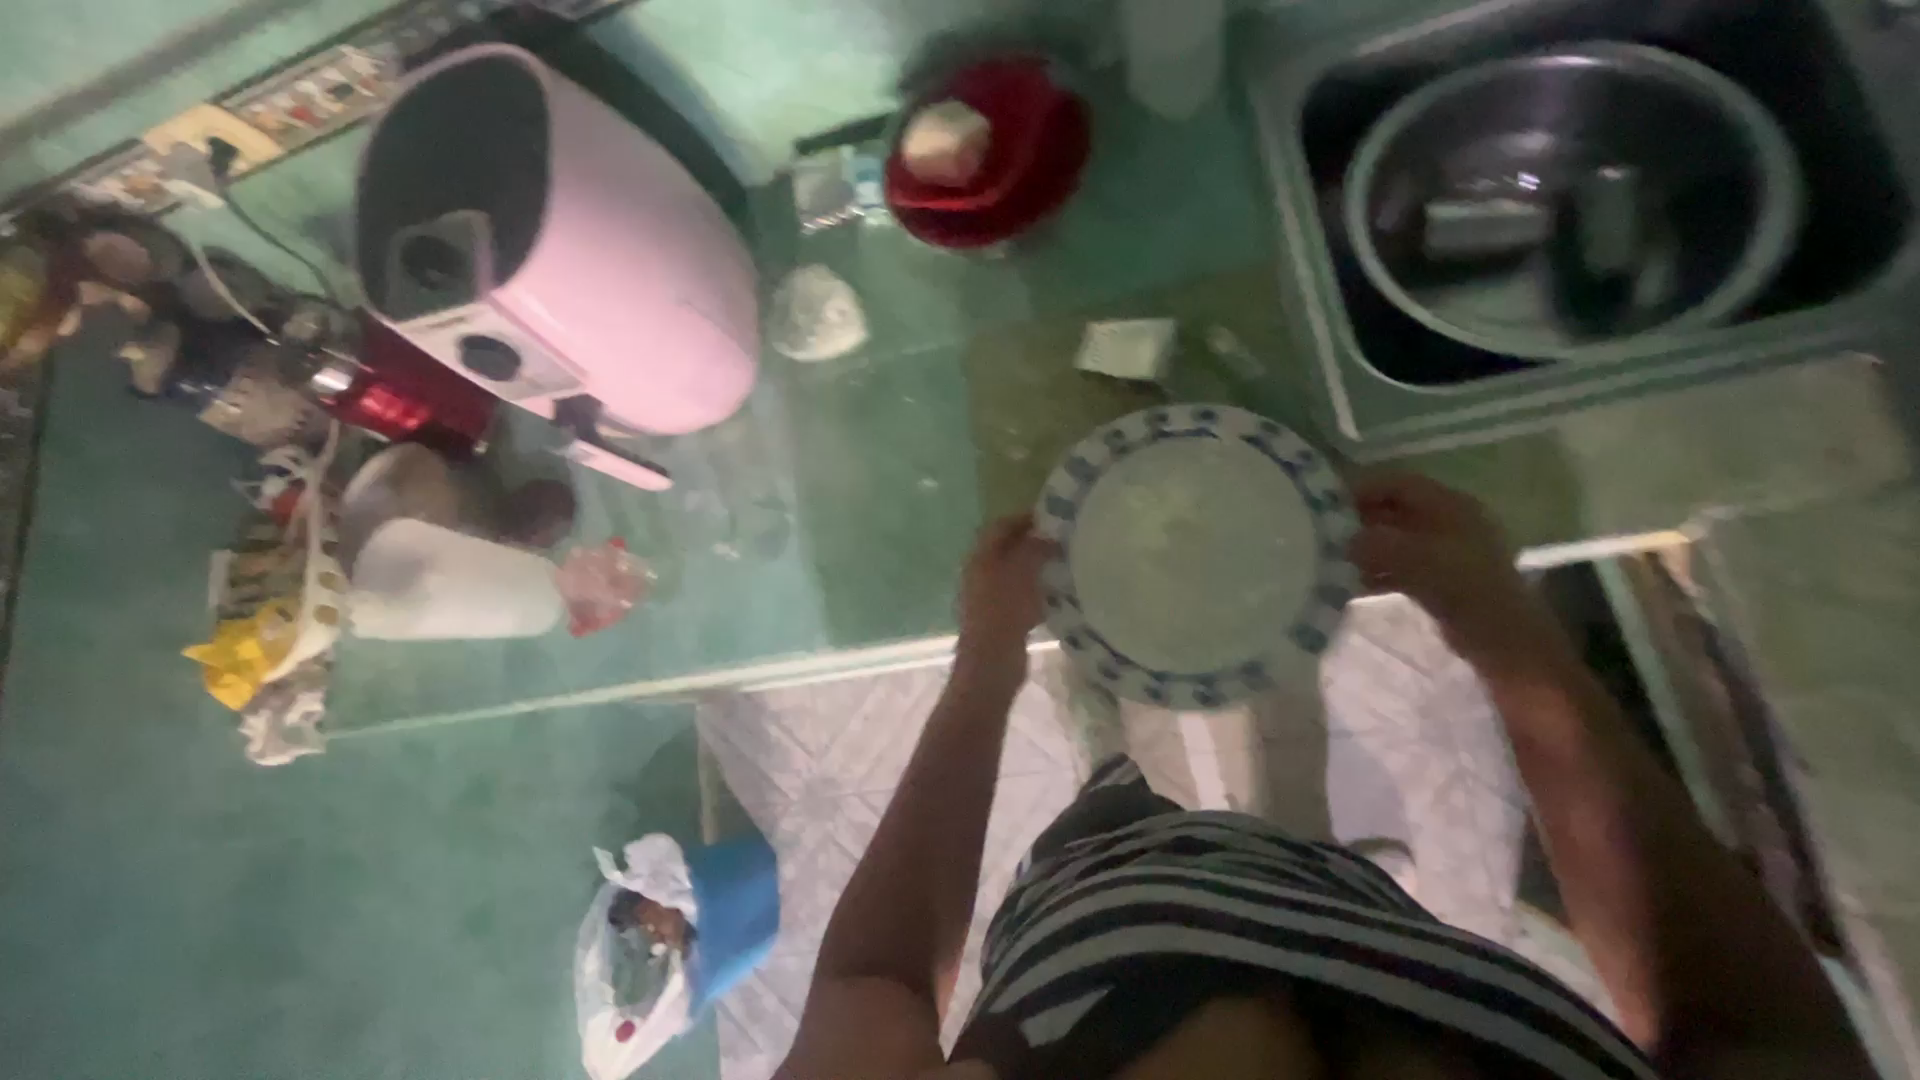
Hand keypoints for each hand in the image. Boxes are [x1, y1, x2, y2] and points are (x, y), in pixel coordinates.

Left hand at [955, 514, 1056, 676]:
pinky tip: (1058, 595)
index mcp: (979, 558)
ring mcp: (988, 599)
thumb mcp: (1022, 570)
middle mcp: (980, 574)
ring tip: (1065, 564)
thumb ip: (1034, 547)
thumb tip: (1046, 536)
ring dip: (1036, 568)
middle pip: (1006, 550)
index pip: (999, 526)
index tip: (1051, 517)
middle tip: (1062, 540)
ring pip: (1014, 574)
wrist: (992, 663)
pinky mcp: (1000, 620)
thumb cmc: (1005, 610)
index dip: (1023, 518)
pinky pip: (1020, 598)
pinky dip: (1037, 592)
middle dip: (1032, 543)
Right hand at [1348, 470, 1559, 668]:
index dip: (1363, 488)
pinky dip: (1376, 572)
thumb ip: (1376, 543)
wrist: (1502, 638)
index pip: (1399, 483)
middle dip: (1359, 521)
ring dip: (1365, 549)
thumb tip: (1344, 541)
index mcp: (1450, 505)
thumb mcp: (1416, 558)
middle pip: (1394, 511)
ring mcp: (1444, 552)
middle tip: (1323, 534)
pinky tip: (1352, 585)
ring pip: (1394, 540)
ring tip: (1332, 561)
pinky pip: (1399, 567)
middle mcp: (1447, 522)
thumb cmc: (1464, 587)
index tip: (1327, 504)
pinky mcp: (1439, 580)